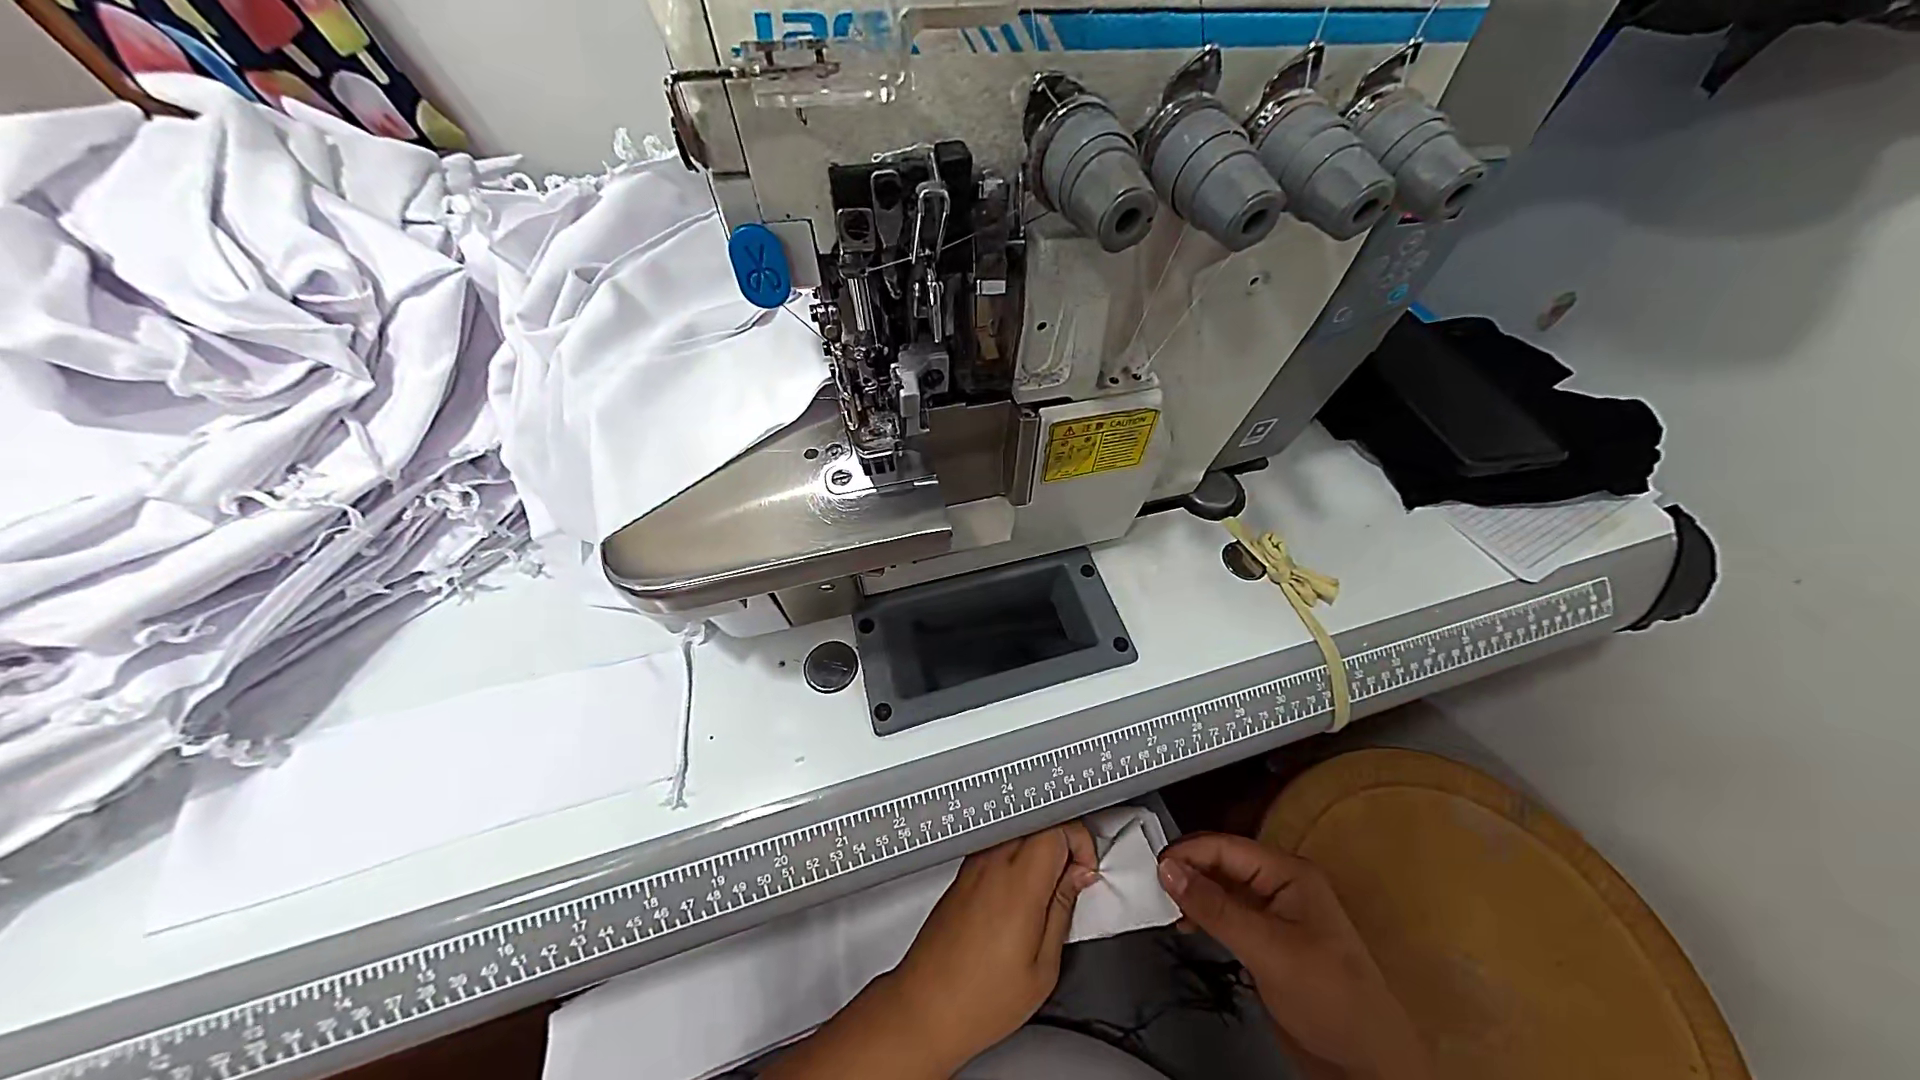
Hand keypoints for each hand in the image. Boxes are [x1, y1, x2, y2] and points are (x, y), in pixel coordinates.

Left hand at [764, 822, 1097, 1079]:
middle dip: (1064, 843)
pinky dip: (1017, 859)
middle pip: (1038, 822)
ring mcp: (974, 866)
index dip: (1082, 844)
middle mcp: (993, 864)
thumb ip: (1064, 909)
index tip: (1086, 870)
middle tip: (1074, 878)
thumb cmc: (977, 998)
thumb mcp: (1043, 966)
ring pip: (1018, 831)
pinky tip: (1022, 895)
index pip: (1058, 829)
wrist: (925, 1006)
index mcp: (1019, 883)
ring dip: (1039, 849)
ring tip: (1048, 890)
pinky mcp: (962, 874)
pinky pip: (998, 848)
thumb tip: (1078, 879)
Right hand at [1157, 833, 1430, 1079]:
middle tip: (1155, 886)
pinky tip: (1187, 924)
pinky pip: (1225, 913)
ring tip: (1167, 906)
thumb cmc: (1335, 1002)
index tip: (1155, 868)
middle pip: (1221, 862)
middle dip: (1187, 871)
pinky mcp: (1266, 940)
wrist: (1364, 1064)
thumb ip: (1215, 907)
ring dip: (1192, 894)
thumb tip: (1171, 871)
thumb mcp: (1267, 948)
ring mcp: (1273, 914)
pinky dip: (1202, 915)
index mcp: (1289, 873)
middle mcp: (1280, 887)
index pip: (1225, 846)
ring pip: (1220, 887)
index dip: (1188, 853)